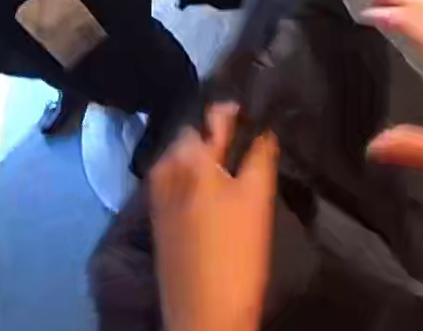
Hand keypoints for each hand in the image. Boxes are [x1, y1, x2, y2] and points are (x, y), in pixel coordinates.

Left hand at [148, 102, 279, 330]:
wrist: (204, 319)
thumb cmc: (235, 253)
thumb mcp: (257, 199)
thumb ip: (260, 154)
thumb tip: (265, 126)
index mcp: (190, 154)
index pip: (213, 115)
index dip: (234, 111)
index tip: (253, 114)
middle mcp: (168, 165)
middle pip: (195, 134)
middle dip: (216, 134)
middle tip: (244, 145)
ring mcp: (158, 191)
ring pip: (183, 157)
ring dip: (203, 156)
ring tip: (230, 170)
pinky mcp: (157, 217)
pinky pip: (175, 179)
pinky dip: (191, 176)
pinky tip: (211, 195)